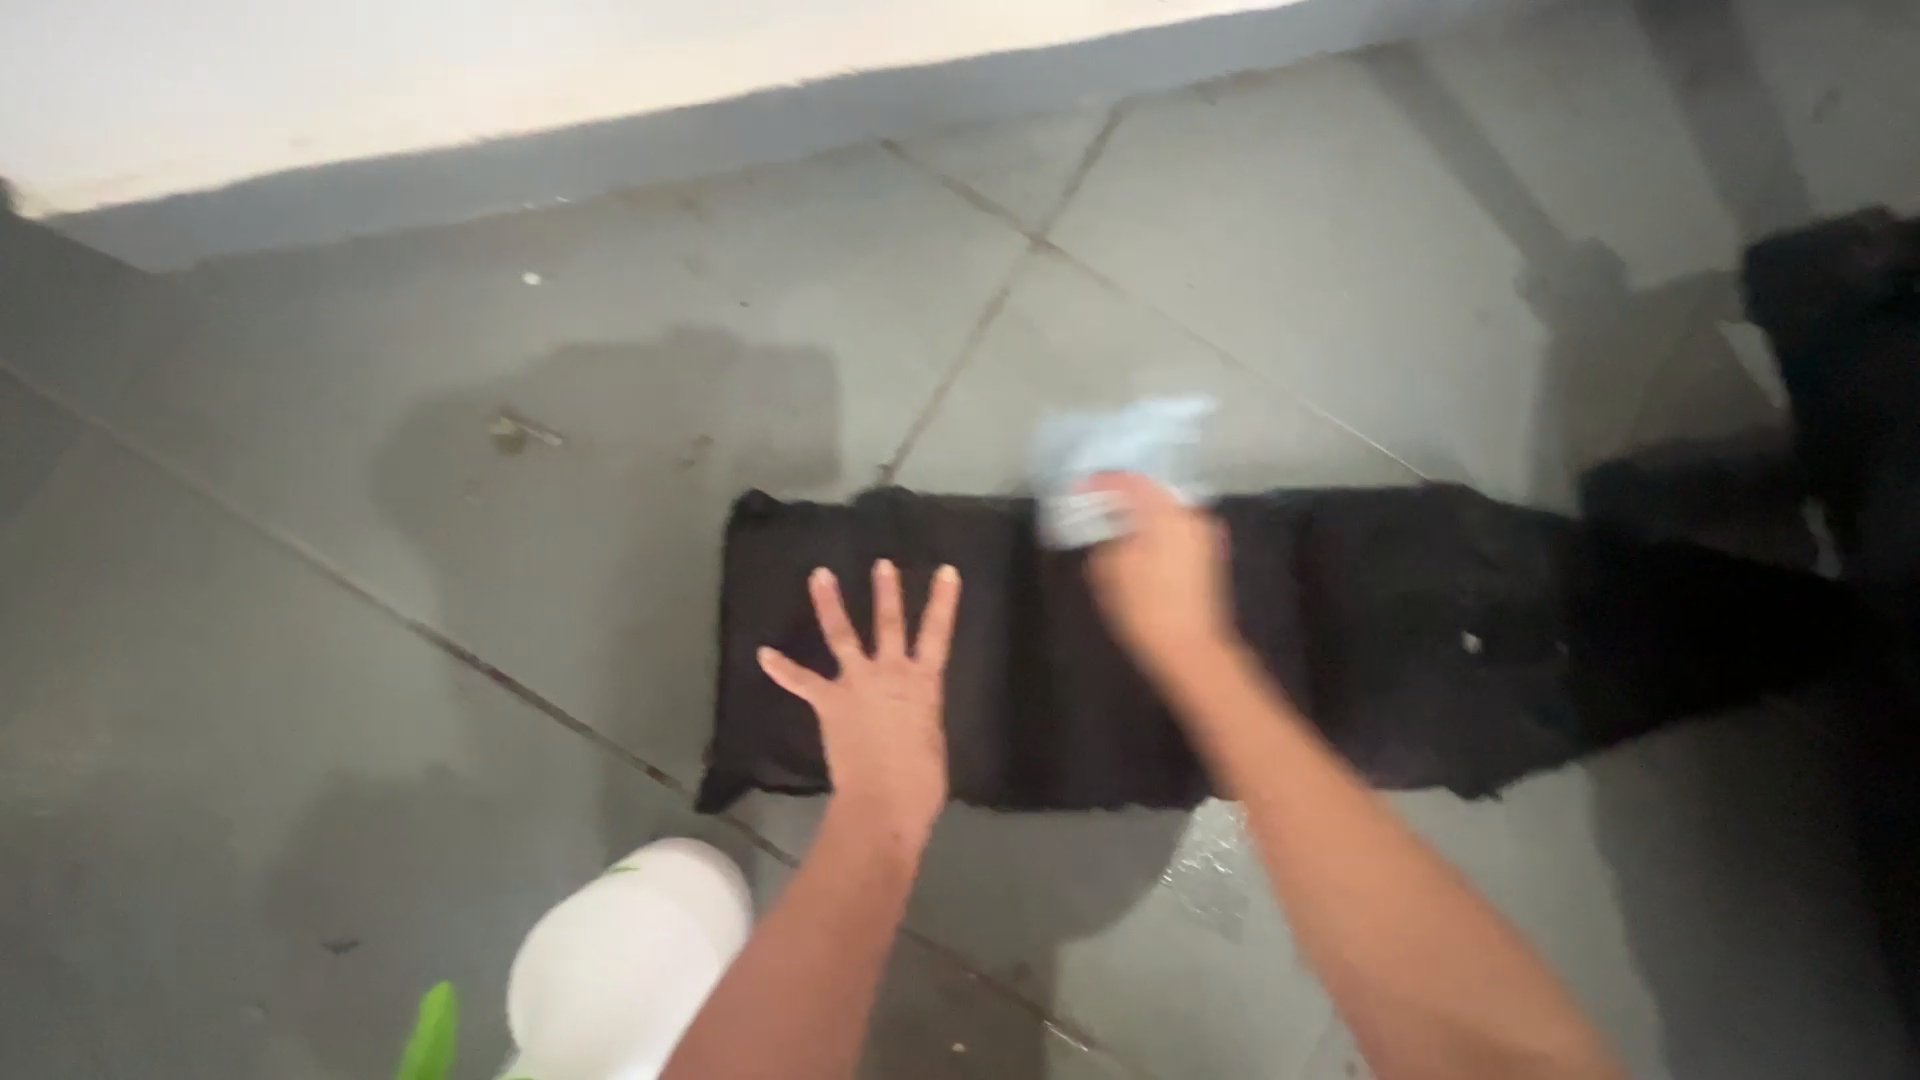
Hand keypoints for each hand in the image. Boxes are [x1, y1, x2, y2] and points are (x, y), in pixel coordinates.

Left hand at [758, 560, 961, 851]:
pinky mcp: (830, 703)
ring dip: (830, 604)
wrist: (884, 803)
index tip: (946, 571)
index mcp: (924, 683)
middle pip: (889, 624)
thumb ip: (919, 715)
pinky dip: (782, 668)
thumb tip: (910, 713)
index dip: (944, 602)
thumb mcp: (931, 738)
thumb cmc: (921, 781)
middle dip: (886, 592)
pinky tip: (763, 654)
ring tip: (820, 575)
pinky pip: (803, 682)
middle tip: (880, 563)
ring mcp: (857, 684)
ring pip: (842, 635)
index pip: (938, 634)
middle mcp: (891, 673)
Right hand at [1084, 472, 1237, 680]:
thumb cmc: (1145, 608)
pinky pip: (1176, 527)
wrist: (1191, 648)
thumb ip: (1105, 540)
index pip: (1130, 481)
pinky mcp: (1209, 553)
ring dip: (1141, 513)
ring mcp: (1203, 534)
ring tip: (1114, 524)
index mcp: (1164, 513)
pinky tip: (1138, 542)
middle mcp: (1189, 515)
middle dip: (1123, 496)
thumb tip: (1107, 532)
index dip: (1102, 481)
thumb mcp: (1109, 572)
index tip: (1080, 487)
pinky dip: (1155, 528)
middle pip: (1152, 491)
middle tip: (1096, 504)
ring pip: (1165, 510)